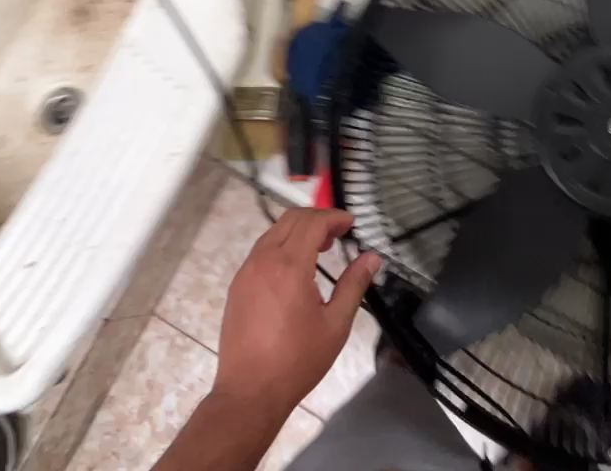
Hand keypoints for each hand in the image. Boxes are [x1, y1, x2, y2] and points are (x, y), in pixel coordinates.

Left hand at [211, 207, 382, 422]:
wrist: (249, 392)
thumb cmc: (297, 361)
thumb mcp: (335, 325)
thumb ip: (354, 285)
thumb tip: (372, 258)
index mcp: (289, 266)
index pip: (312, 222)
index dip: (334, 217)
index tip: (351, 223)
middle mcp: (264, 259)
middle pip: (291, 219)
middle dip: (317, 218)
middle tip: (339, 233)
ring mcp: (246, 271)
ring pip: (274, 232)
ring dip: (298, 230)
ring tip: (320, 249)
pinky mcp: (237, 285)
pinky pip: (261, 250)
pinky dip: (281, 245)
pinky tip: (295, 269)